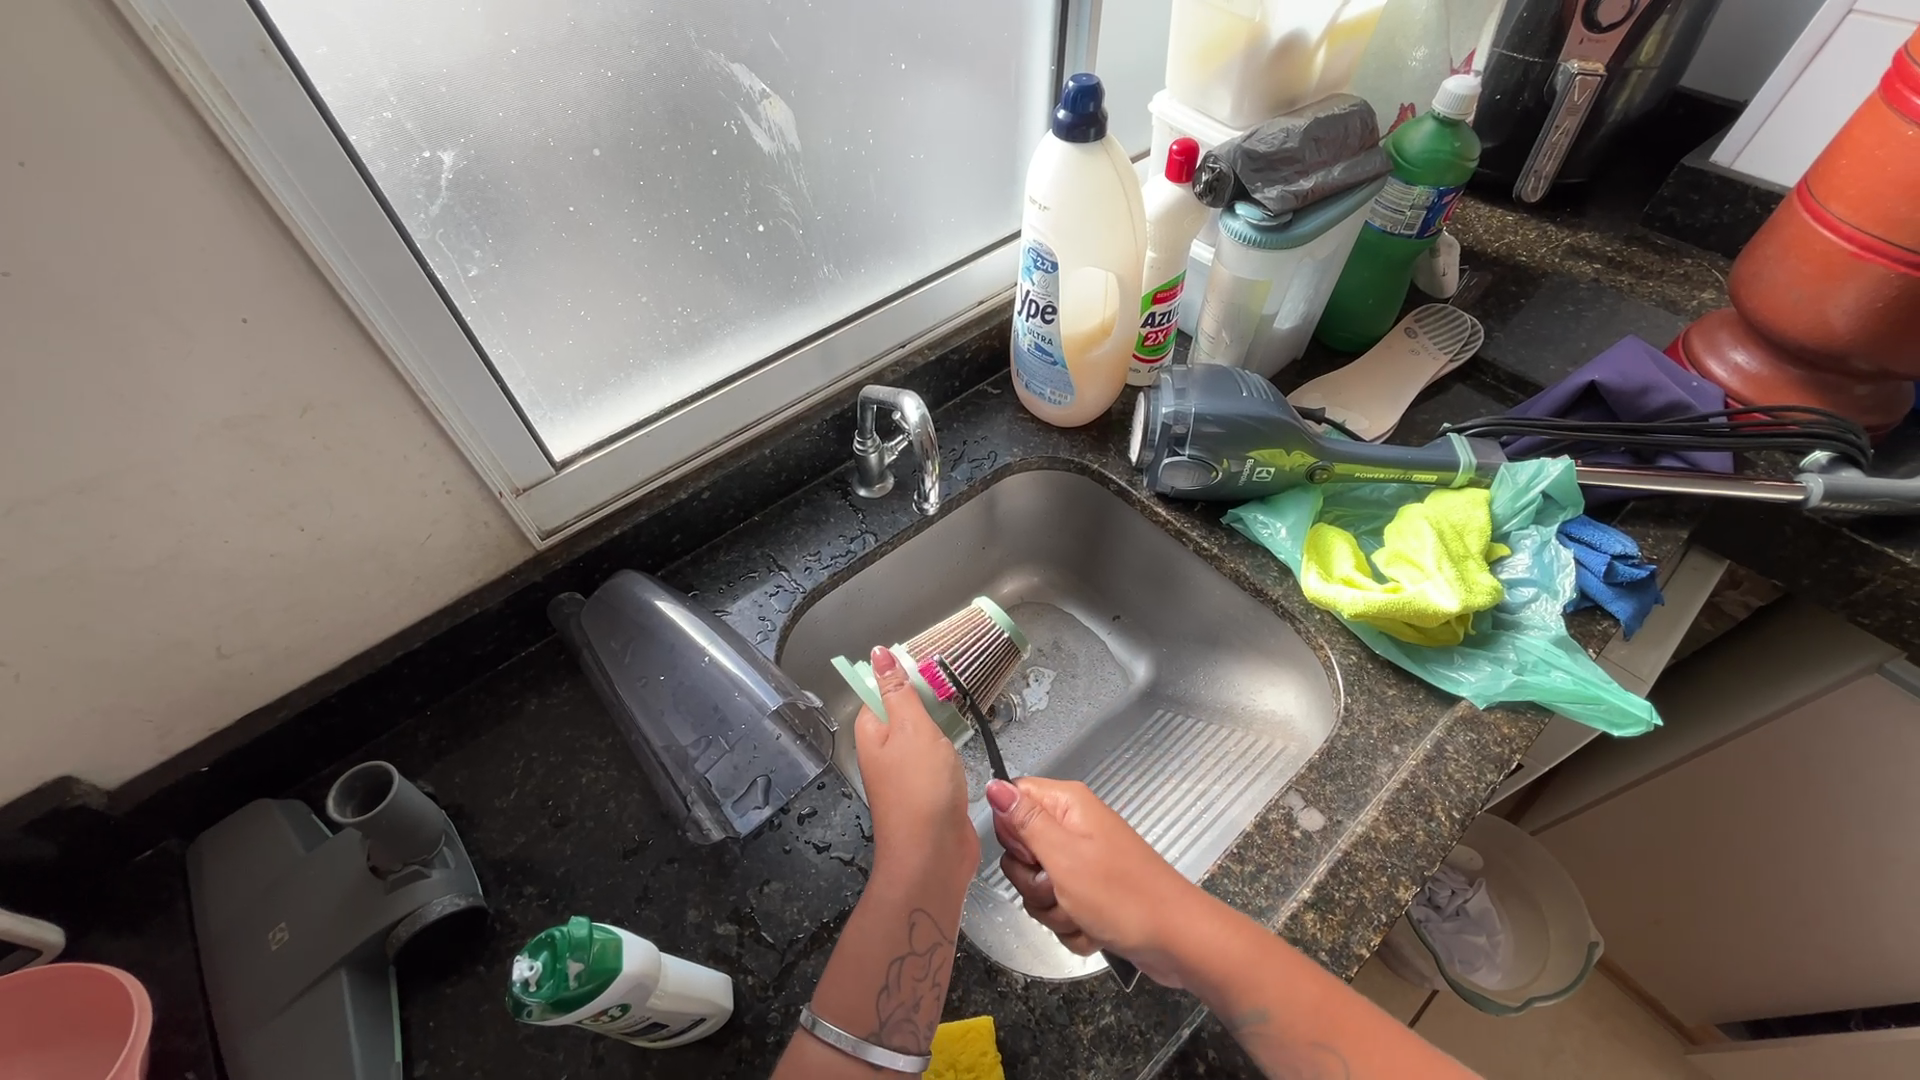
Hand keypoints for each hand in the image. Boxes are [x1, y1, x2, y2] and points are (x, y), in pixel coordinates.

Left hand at [855, 646, 978, 893]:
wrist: (934, 856)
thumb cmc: (920, 789)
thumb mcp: (911, 728)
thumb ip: (899, 689)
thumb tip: (878, 653)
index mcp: (871, 729)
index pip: (881, 687)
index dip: (905, 673)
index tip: (933, 663)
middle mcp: (883, 748)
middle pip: (904, 707)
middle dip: (929, 696)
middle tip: (955, 684)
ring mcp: (905, 769)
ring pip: (924, 730)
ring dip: (943, 720)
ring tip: (965, 706)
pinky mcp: (928, 787)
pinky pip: (938, 753)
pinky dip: (951, 744)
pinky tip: (966, 738)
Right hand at [987, 777, 1205, 984]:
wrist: (1177, 940)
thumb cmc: (1122, 894)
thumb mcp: (1063, 856)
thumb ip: (1024, 821)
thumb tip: (993, 785)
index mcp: (1068, 805)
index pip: (1013, 800)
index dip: (1012, 832)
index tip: (1032, 855)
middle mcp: (1073, 827)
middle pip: (1021, 849)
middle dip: (1033, 882)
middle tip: (1058, 888)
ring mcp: (1083, 862)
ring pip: (1038, 886)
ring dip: (1053, 910)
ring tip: (1082, 913)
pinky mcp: (1090, 893)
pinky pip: (1058, 909)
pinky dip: (1071, 925)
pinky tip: (1093, 929)